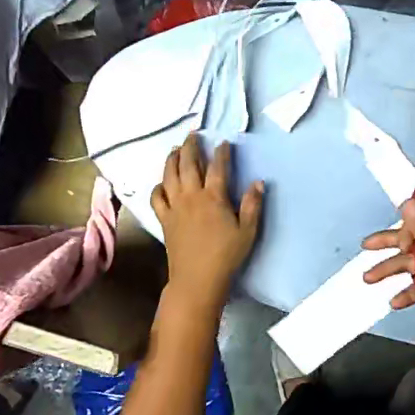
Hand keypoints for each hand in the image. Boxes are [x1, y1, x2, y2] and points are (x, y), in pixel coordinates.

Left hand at [151, 134, 264, 301]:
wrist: (197, 279)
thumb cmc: (226, 255)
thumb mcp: (248, 231)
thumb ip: (252, 204)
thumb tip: (258, 182)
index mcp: (213, 197)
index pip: (217, 167)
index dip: (221, 153)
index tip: (223, 142)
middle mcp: (191, 196)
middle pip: (188, 164)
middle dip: (190, 146)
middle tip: (192, 135)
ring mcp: (174, 206)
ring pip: (169, 175)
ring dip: (171, 159)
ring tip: (175, 149)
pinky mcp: (164, 218)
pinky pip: (156, 197)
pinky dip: (158, 186)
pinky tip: (161, 183)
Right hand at [361, 196, 414, 339]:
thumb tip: (409, 201)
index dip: (405, 230)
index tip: (398, 243)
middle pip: (411, 243)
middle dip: (388, 245)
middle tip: (366, 246)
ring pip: (411, 266)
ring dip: (390, 271)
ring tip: (368, 279)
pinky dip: (406, 293)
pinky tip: (394, 302)